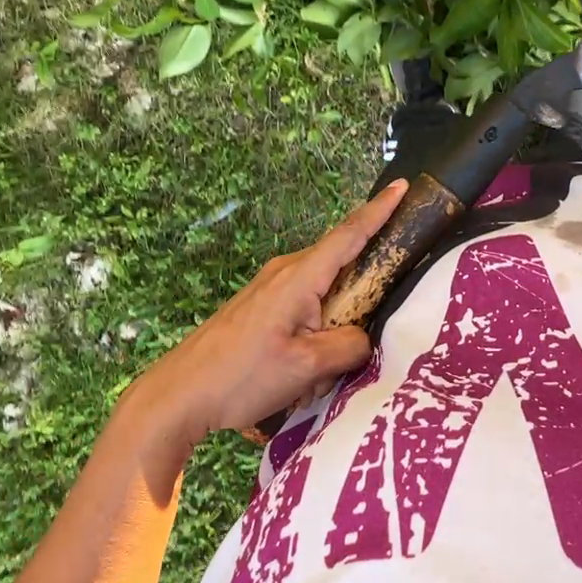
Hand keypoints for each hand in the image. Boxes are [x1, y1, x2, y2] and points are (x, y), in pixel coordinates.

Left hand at [128, 179, 408, 441]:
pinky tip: (317, 354)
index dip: (379, 210)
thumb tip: (364, 337)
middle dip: (369, 269)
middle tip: (399, 285)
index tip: (403, 187)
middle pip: (340, 258)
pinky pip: (305, 300)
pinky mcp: (260, 306)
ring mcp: (269, 287)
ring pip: (323, 284)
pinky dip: (322, 318)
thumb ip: (348, 346)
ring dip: (342, 307)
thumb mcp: (307, 368)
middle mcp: (284, 272)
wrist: (178, 395)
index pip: (349, 234)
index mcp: (299, 277)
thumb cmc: (241, 377)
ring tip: (347, 344)